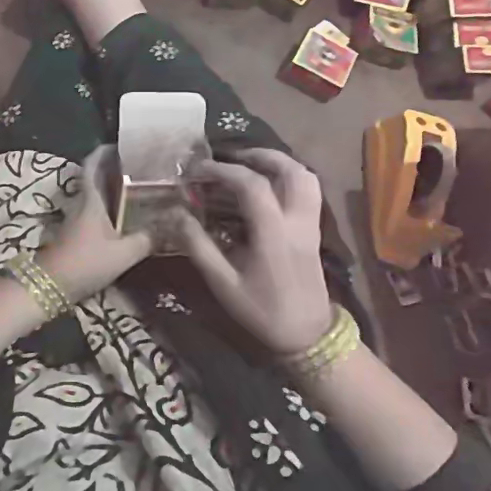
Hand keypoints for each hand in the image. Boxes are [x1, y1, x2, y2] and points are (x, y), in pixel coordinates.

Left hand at [40, 146, 152, 302]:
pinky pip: (95, 213)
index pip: (92, 166)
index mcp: (91, 201)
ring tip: (139, 189)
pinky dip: (110, 209)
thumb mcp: (123, 253)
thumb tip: (171, 225)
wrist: (51, 287)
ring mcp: (77, 220)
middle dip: (113, 170)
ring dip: (112, 190)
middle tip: (140, 167)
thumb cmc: (86, 263)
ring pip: (96, 197)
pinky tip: (127, 217)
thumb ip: (147, 238)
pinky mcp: (77, 235)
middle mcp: (81, 205)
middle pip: (95, 179)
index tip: (119, 144)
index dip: (103, 152)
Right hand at [178, 149, 333, 354]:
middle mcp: (297, 221)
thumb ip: (198, 246)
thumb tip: (175, 214)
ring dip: (278, 163)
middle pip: (289, 170)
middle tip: (229, 157)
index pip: (252, 185)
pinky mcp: (315, 229)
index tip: (199, 170)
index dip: (224, 171)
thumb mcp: (223, 283)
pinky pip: (308, 190)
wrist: (307, 335)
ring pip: (305, 176)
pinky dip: (288, 176)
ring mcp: (311, 223)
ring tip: (249, 165)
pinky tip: (267, 186)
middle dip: (258, 156)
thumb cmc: (262, 311)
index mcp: (274, 234)